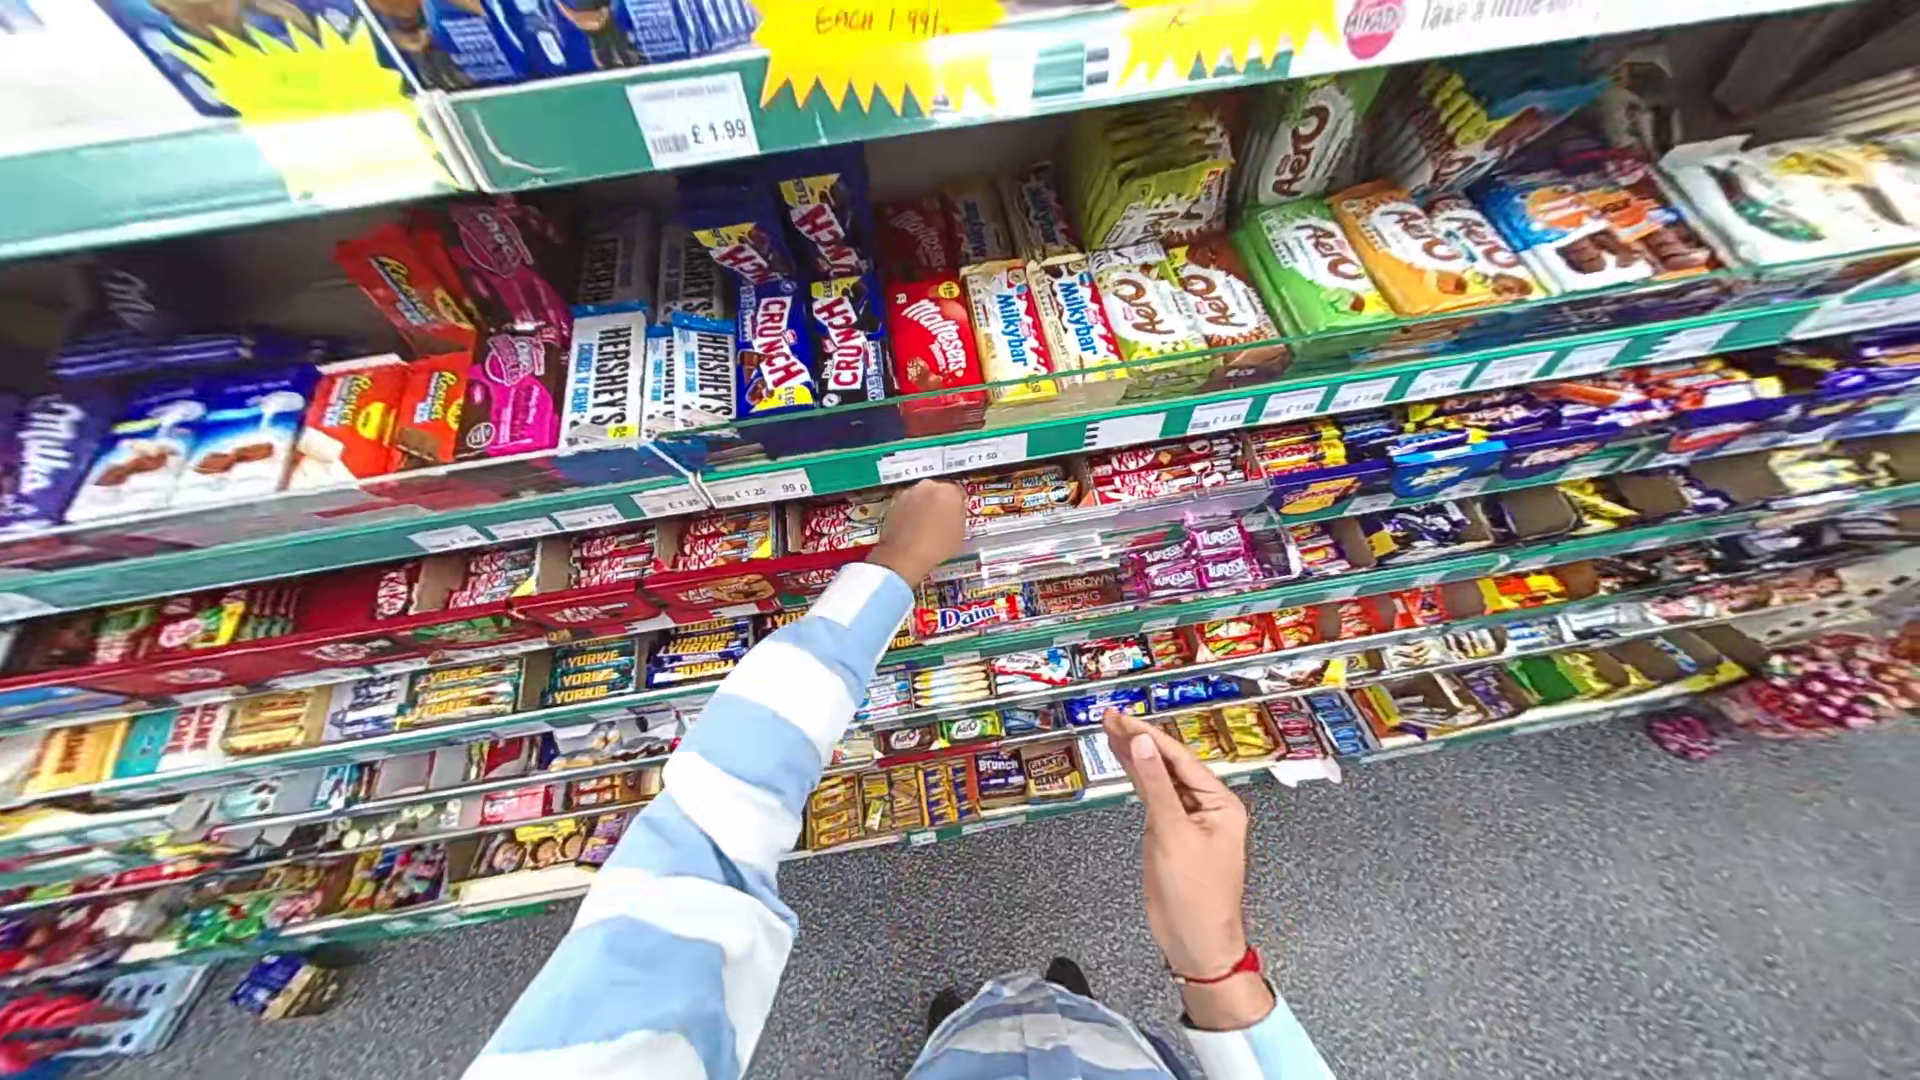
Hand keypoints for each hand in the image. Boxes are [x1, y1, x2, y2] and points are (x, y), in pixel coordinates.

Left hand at [867, 479, 966, 584]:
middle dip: (941, 501)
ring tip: (924, 523)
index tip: (956, 517)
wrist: (903, 555)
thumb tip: (955, 511)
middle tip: (940, 519)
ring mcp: (909, 492)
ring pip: (922, 495)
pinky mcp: (894, 501)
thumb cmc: (937, 546)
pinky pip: (909, 503)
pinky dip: (911, 509)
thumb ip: (960, 516)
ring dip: (924, 504)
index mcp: (948, 491)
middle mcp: (928, 486)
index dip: (958, 506)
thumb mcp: (960, 534)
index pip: (959, 493)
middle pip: (939, 490)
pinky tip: (911, 525)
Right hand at [1103, 710, 1274, 1030]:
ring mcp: (1185, 815)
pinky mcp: (1167, 828)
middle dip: (1140, 739)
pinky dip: (1135, 774)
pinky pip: (1150, 792)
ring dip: (1134, 753)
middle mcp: (1205, 804)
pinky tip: (1122, 757)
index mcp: (1220, 802)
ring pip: (1157, 775)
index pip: (1180, 757)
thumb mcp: (1174, 833)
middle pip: (1168, 762)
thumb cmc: (1197, 896)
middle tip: (1112, 717)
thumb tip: (1143, 744)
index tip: (1125, 719)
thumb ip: (1156, 785)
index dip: (1150, 736)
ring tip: (1111, 729)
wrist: (1194, 943)